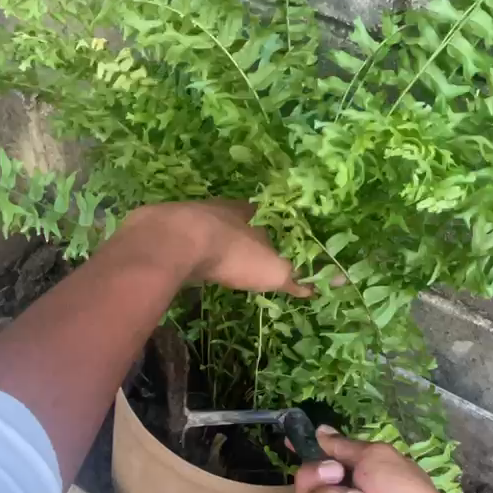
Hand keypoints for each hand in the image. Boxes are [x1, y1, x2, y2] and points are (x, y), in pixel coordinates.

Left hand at [114, 200, 310, 295]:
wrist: (174, 242)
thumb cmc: (232, 253)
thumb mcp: (272, 271)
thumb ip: (296, 277)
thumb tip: (329, 283)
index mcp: (248, 212)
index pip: (265, 218)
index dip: (271, 232)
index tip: (272, 245)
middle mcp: (219, 208)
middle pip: (233, 223)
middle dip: (238, 237)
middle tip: (242, 256)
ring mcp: (188, 218)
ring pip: (204, 230)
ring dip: (210, 244)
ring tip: (214, 261)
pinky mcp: (163, 231)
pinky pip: (181, 242)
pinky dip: (186, 253)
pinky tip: (185, 264)